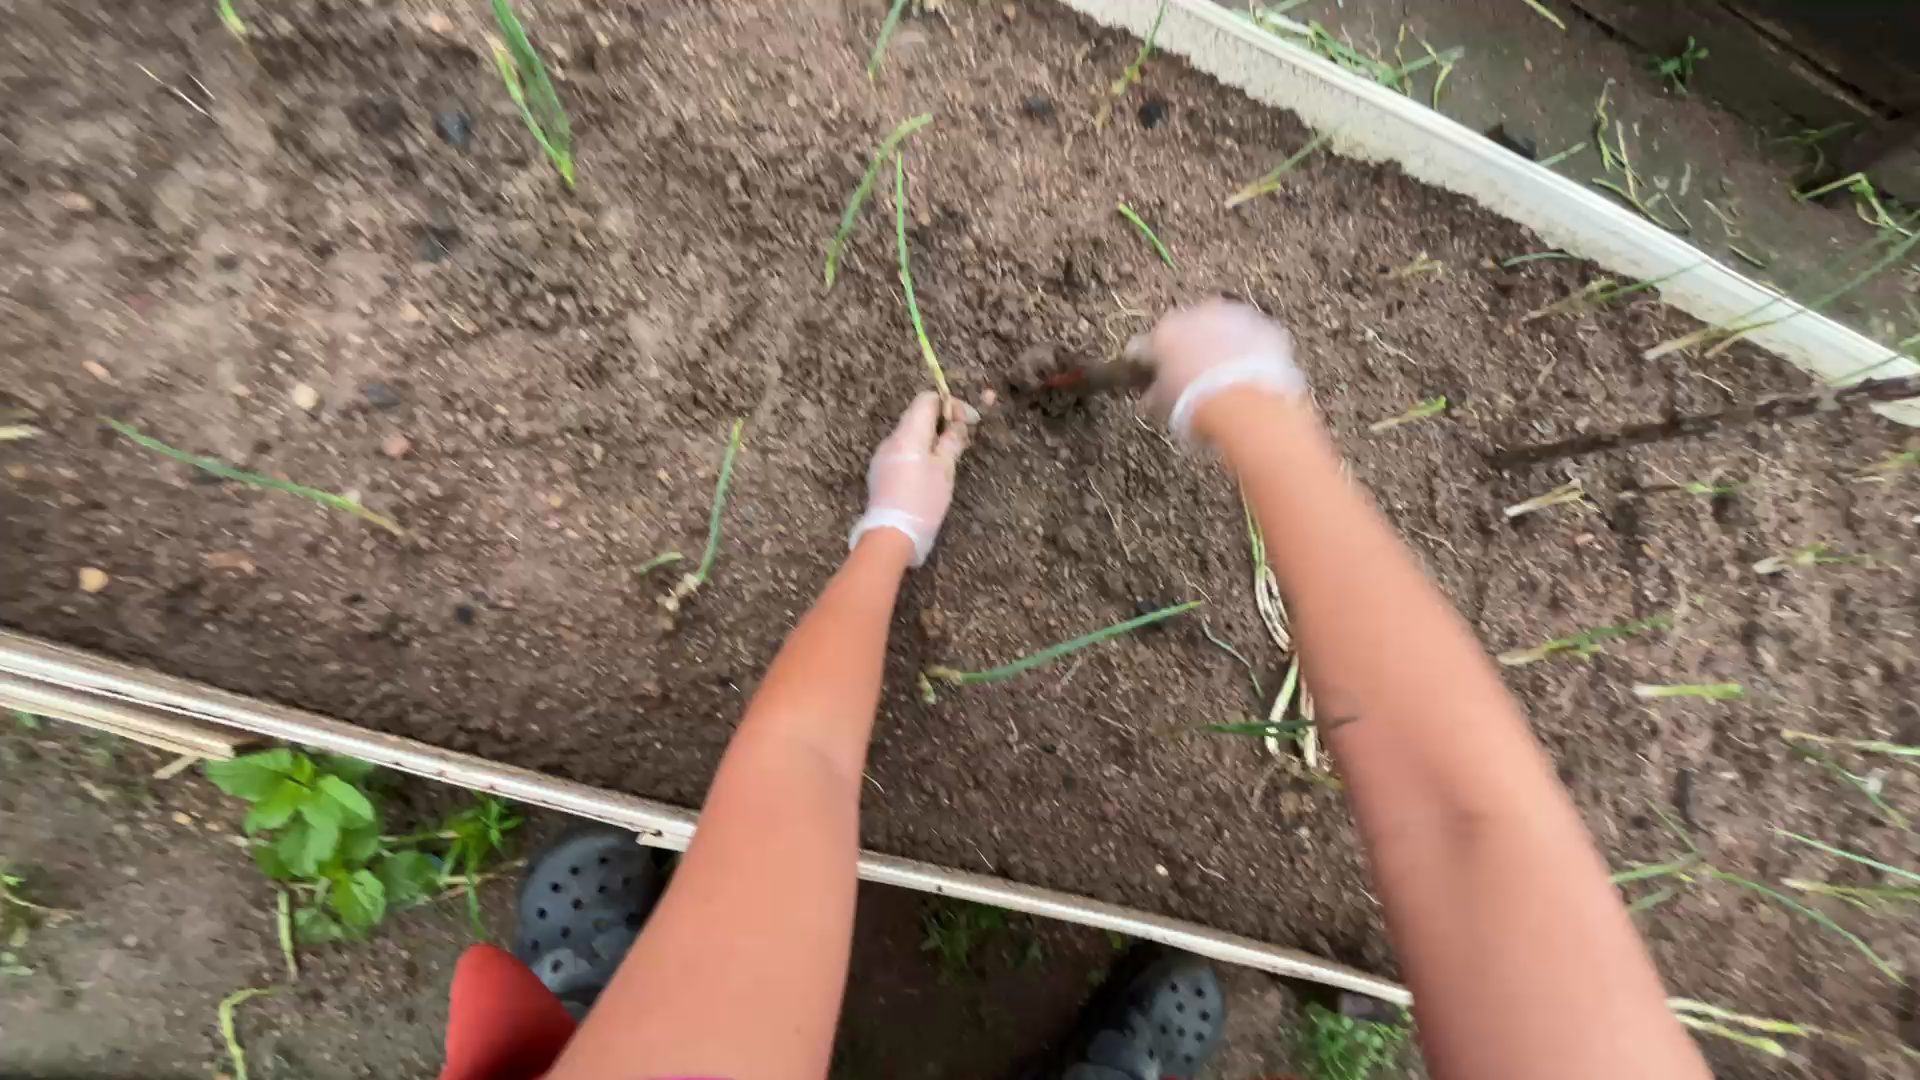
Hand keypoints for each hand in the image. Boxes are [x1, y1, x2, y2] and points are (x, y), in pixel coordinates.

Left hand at [849, 392, 979, 566]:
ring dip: (932, 439)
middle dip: (943, 423)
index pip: (926, 400)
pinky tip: (931, 471)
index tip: (969, 420)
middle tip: (963, 439)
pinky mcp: (881, 472)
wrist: (892, 533)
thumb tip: (958, 424)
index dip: (950, 404)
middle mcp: (892, 439)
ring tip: (950, 457)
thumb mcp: (945, 469)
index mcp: (908, 433)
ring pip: (911, 435)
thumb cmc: (923, 500)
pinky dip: (920, 452)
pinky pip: (903, 452)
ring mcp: (883, 456)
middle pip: (918, 416)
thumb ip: (952, 441)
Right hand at [1132, 300, 1307, 440]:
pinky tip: (1248, 373)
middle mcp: (1196, 314)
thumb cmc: (1196, 403)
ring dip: (1219, 345)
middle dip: (1186, 348)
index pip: (1143, 346)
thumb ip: (1154, 393)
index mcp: (1164, 332)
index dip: (1145, 365)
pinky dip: (1248, 349)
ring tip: (1223, 376)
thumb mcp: (1165, 405)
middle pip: (1185, 329)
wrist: (1243, 405)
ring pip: (1221, 327)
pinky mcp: (1264, 326)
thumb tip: (1150, 398)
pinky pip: (1252, 336)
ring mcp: (1234, 315)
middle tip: (1189, 376)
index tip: (1148, 379)